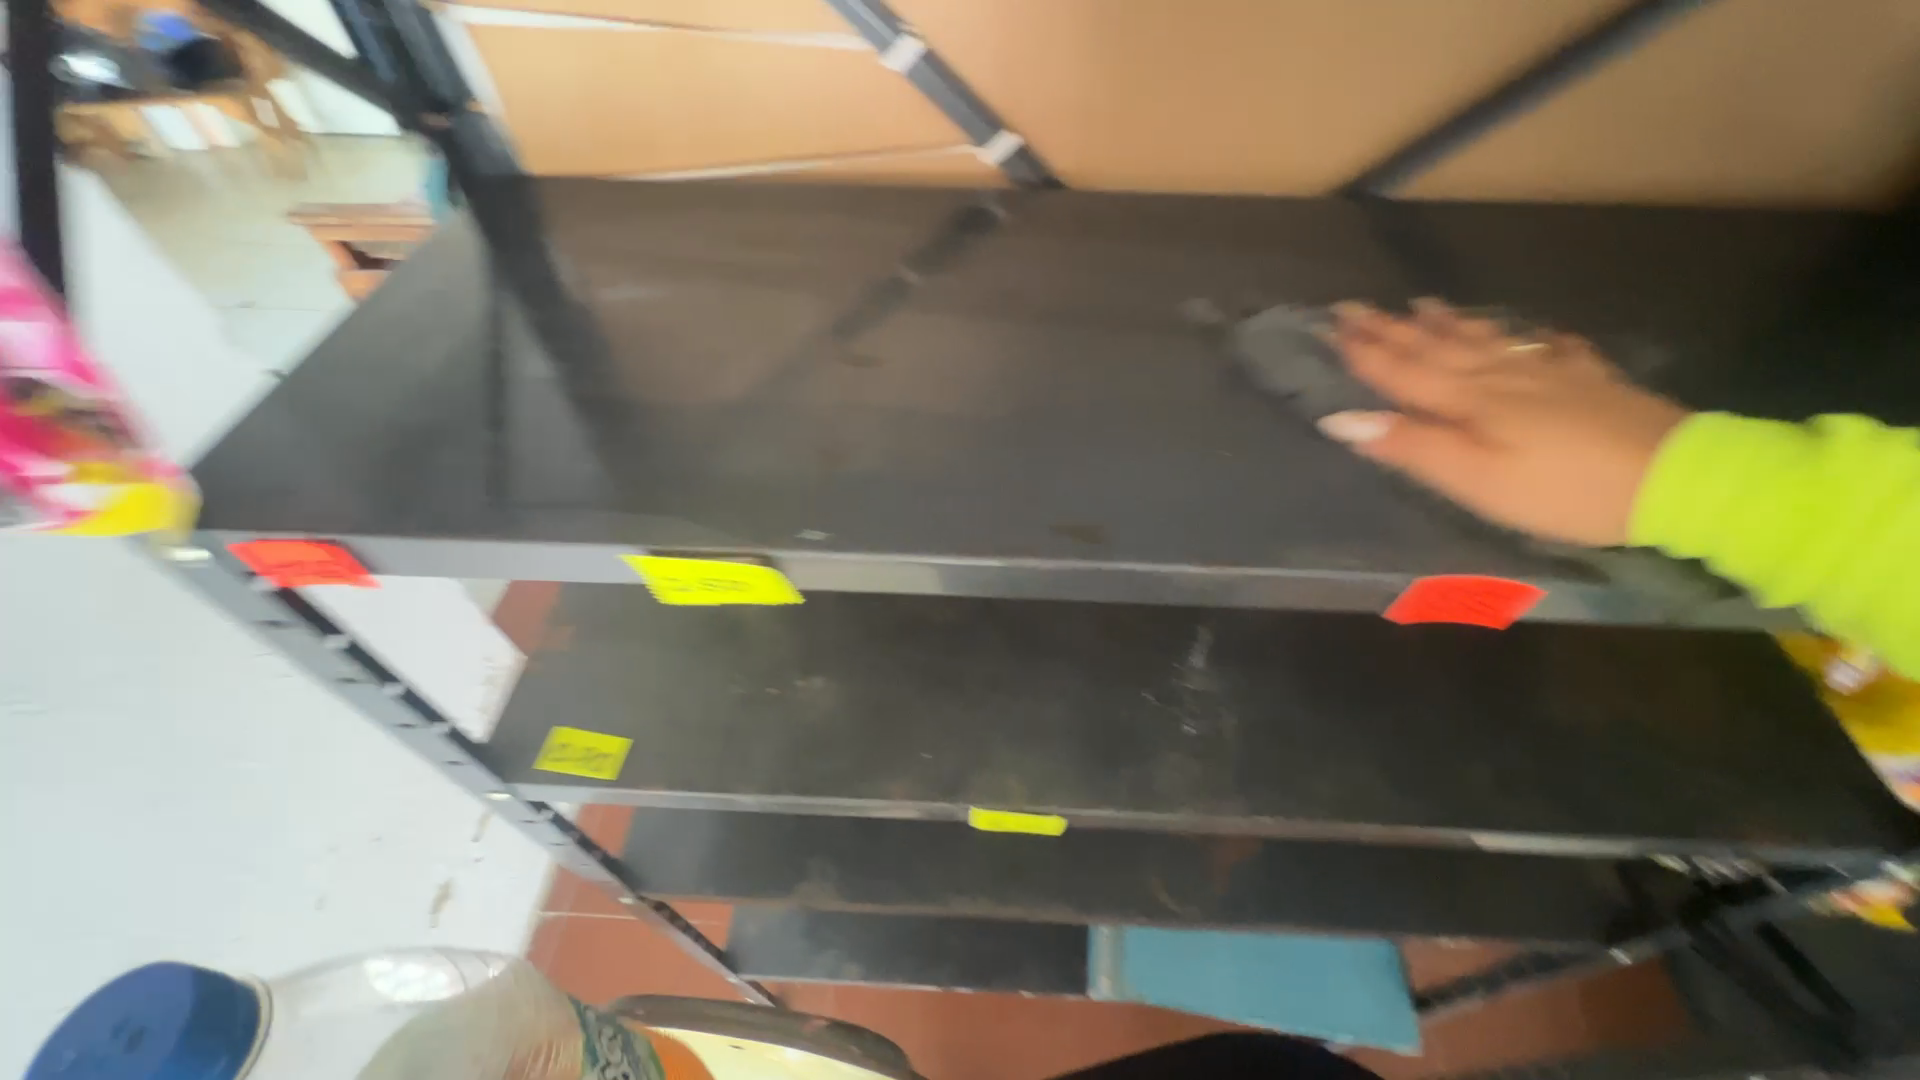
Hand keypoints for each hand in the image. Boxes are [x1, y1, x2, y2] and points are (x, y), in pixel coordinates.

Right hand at [1319, 300, 1690, 546]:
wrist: (1677, 478)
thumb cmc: (1562, 489)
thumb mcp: (1475, 478)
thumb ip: (1410, 446)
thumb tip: (1341, 419)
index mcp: (1468, 401)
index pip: (1402, 371)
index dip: (1363, 351)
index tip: (1329, 326)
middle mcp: (1502, 376)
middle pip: (1437, 347)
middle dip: (1392, 328)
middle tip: (1356, 305)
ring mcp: (1550, 373)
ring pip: (1487, 340)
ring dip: (1450, 323)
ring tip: (1424, 304)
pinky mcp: (1591, 381)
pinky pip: (1552, 348)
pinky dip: (1531, 337)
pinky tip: (1531, 332)